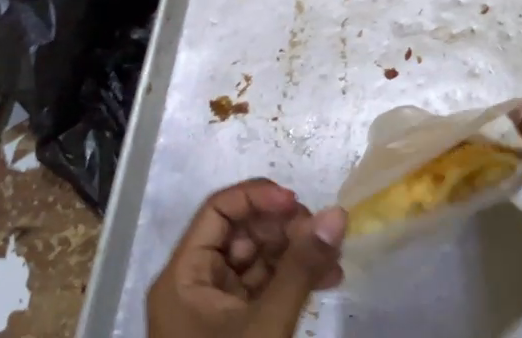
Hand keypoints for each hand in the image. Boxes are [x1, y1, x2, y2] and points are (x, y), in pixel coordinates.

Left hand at [146, 179, 346, 337]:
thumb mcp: (266, 325)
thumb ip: (301, 266)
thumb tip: (337, 211)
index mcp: (184, 276)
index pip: (218, 211)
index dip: (257, 197)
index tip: (298, 203)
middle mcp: (196, 284)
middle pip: (241, 231)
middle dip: (286, 227)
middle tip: (323, 235)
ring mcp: (216, 308)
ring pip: (259, 258)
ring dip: (297, 252)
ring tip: (335, 257)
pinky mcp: (236, 329)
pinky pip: (267, 286)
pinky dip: (295, 278)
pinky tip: (330, 279)